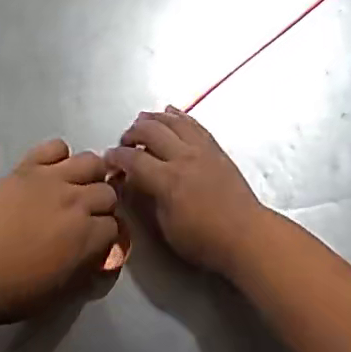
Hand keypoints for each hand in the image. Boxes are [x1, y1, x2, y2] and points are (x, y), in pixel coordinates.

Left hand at [0, 139, 118, 326]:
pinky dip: (60, 156)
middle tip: (89, 215)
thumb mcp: (58, 290)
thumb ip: (87, 267)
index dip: (109, 235)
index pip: (115, 226)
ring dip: (91, 175)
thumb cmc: (9, 290)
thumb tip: (103, 254)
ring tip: (80, 186)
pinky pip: (56, 146)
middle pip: (108, 192)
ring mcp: (54, 178)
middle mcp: (77, 200)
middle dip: (103, 205)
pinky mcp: (30, 166)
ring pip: (91, 162)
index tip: (99, 241)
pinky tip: (54, 170)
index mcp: (86, 235)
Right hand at [105, 107, 269, 275]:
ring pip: (173, 122)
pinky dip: (179, 115)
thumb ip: (146, 200)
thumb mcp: (166, 228)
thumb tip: (129, 183)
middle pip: (152, 132)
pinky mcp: (214, 146)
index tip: (107, 159)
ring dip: (154, 118)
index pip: (135, 160)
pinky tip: (171, 112)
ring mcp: (201, 148)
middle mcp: (184, 156)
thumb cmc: (202, 239)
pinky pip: (193, 123)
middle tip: (123, 140)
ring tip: (141, 120)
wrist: (243, 231)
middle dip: (133, 133)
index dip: (117, 158)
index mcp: (168, 180)